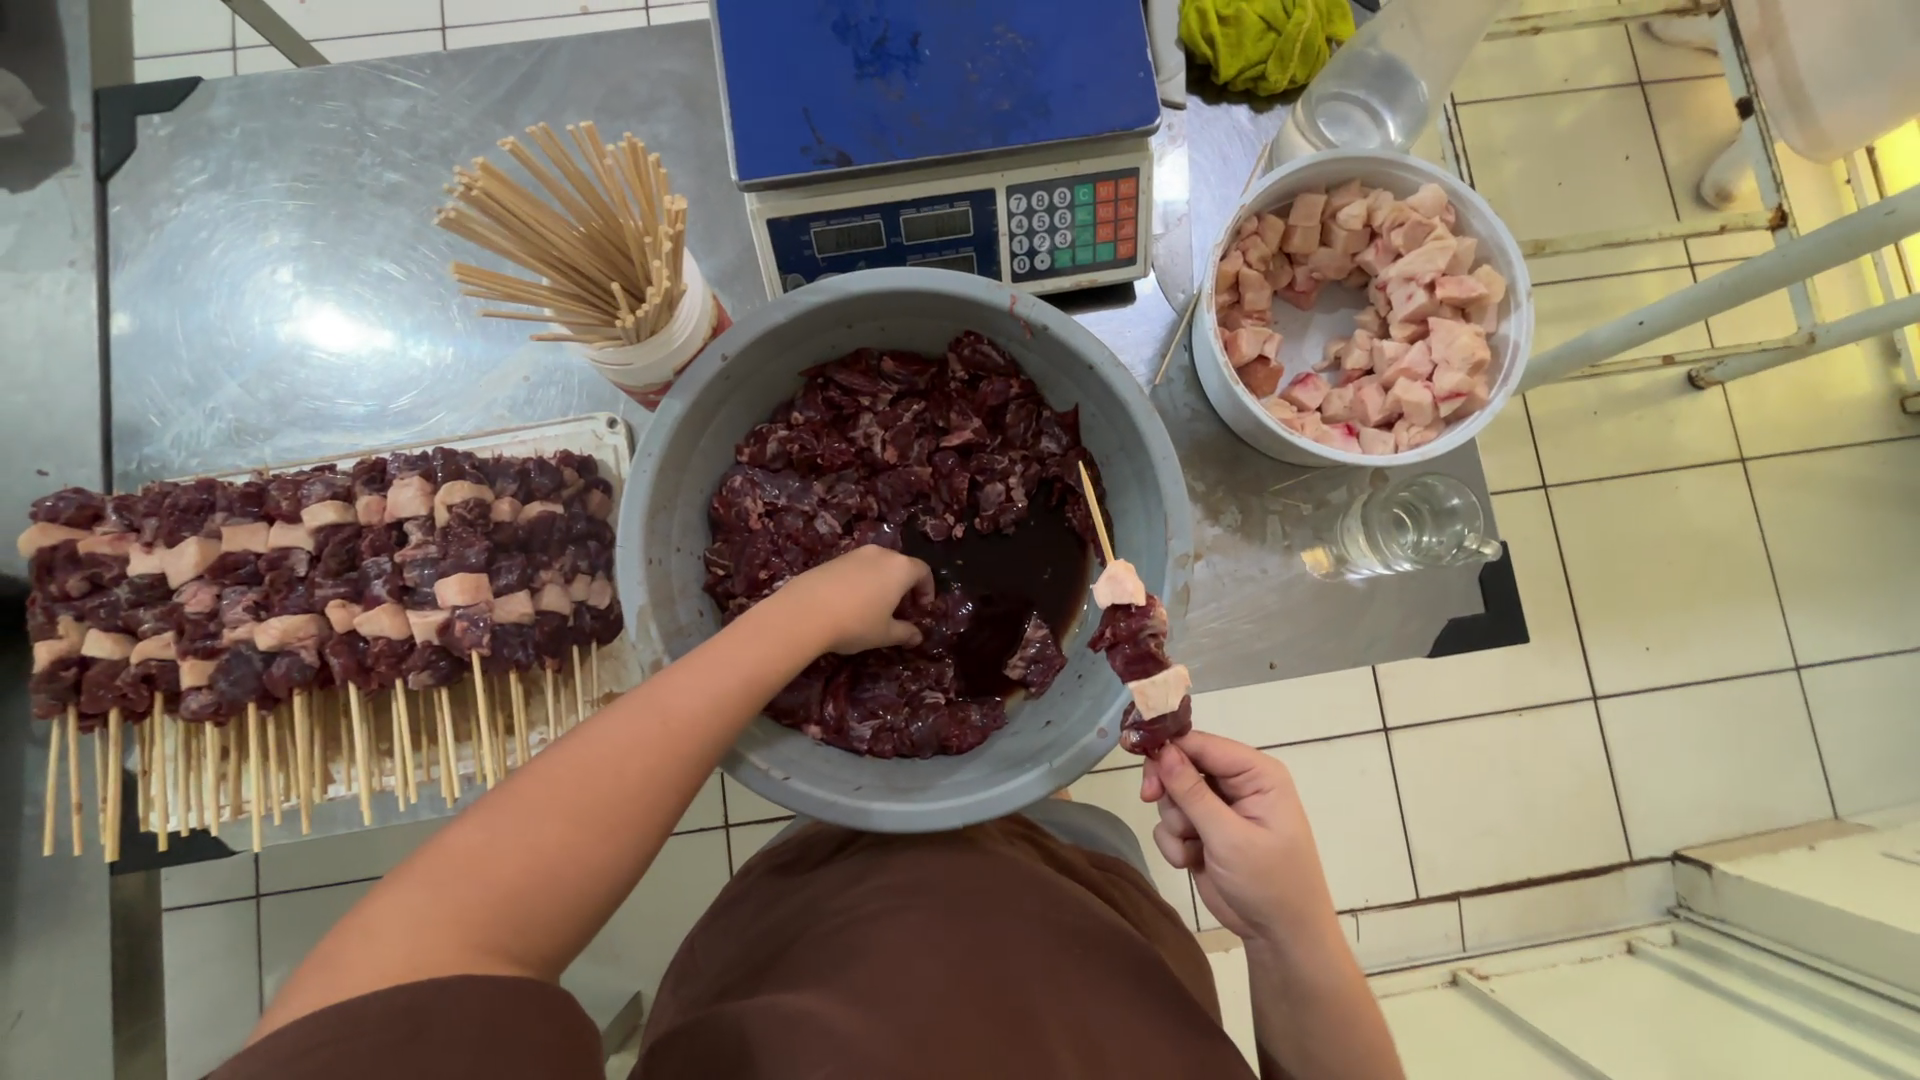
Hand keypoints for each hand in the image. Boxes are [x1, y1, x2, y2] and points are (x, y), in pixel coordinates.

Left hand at [770, 545, 934, 654]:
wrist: (804, 612)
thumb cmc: (855, 623)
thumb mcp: (884, 633)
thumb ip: (904, 633)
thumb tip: (917, 637)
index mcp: (900, 568)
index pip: (923, 571)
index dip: (927, 589)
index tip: (922, 608)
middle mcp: (880, 554)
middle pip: (900, 565)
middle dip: (904, 585)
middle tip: (900, 608)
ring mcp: (855, 554)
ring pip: (877, 565)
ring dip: (882, 582)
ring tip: (874, 605)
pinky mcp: (833, 559)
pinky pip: (856, 567)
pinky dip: (861, 580)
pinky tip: (850, 602)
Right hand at [1141, 732, 1340, 943]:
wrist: (1280, 938)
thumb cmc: (1269, 883)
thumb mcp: (1230, 837)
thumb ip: (1193, 792)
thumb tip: (1164, 751)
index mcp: (1256, 773)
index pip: (1203, 743)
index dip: (1169, 748)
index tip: (1139, 758)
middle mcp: (1238, 784)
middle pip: (1182, 764)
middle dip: (1168, 789)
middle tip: (1149, 799)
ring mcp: (1219, 809)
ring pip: (1172, 795)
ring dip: (1174, 823)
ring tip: (1191, 848)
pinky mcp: (1204, 832)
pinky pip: (1172, 822)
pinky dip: (1174, 842)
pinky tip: (1190, 861)